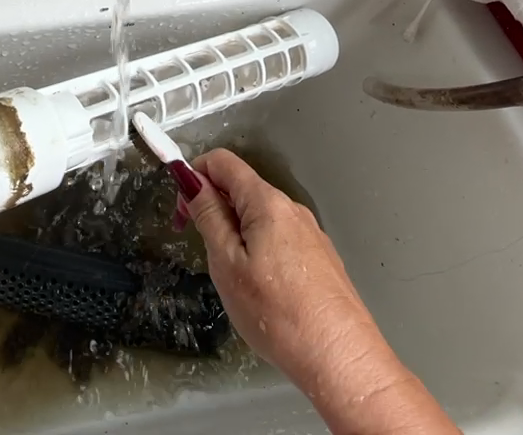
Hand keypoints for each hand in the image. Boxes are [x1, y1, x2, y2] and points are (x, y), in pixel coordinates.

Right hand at [182, 149, 457, 434]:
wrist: (341, 360)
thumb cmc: (279, 315)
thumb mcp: (226, 263)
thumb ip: (208, 215)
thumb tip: (190, 179)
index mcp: (267, 203)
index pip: (222, 161)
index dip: (193, 174)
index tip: (180, 206)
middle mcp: (292, 209)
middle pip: (241, 187)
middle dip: (212, 206)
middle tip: (199, 244)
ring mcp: (309, 233)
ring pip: (259, 215)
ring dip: (235, 230)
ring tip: (231, 274)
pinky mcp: (319, 257)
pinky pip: (278, 237)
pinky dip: (258, 247)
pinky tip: (260, 287)